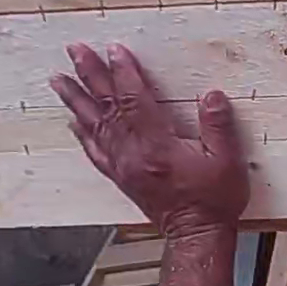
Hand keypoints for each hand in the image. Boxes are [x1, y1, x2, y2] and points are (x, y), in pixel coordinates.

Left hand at [51, 43, 248, 239]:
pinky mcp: (122, 178)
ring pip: (95, 127)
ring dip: (76, 100)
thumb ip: (219, 127)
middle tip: (75, 50)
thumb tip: (212, 96)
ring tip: (58, 79)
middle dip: (90, 76)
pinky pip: (95, 152)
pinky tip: (73, 122)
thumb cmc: (214, 200)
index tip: (115, 50)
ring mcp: (124, 167)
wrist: (197, 235)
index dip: (125, 73)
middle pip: (108, 108)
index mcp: (159, 147)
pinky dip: (83, 134)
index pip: (136, 101)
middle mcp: (134, 155)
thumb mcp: (228, 162)